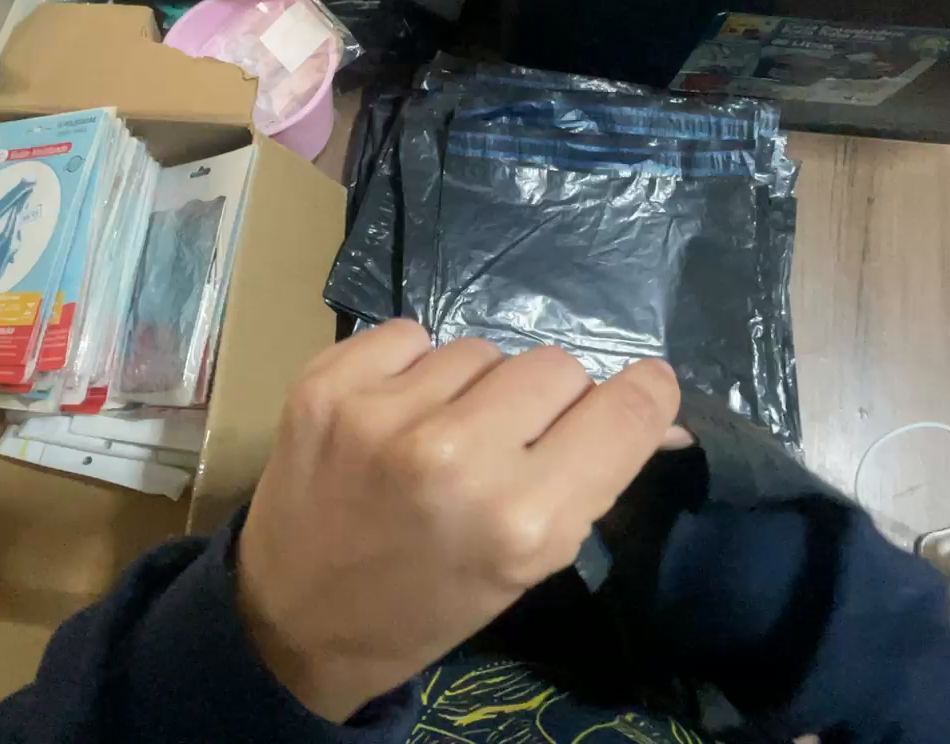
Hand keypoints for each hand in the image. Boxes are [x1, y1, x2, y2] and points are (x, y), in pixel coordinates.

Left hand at [235, 320, 684, 722]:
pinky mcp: (327, 381)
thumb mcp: (524, 563)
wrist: (295, 615)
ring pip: (480, 348)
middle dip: (549, 397)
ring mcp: (382, 412)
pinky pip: (410, 333)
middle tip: (511, 434)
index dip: (643, 397)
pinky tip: (393, 410)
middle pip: (553, 364)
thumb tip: (654, 408)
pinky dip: (412, 365)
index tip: (645, 386)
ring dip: (475, 385)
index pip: (622, 415)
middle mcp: (455, 455)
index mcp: (519, 521)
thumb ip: (588, 478)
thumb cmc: (424, 602)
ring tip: (440, 430)